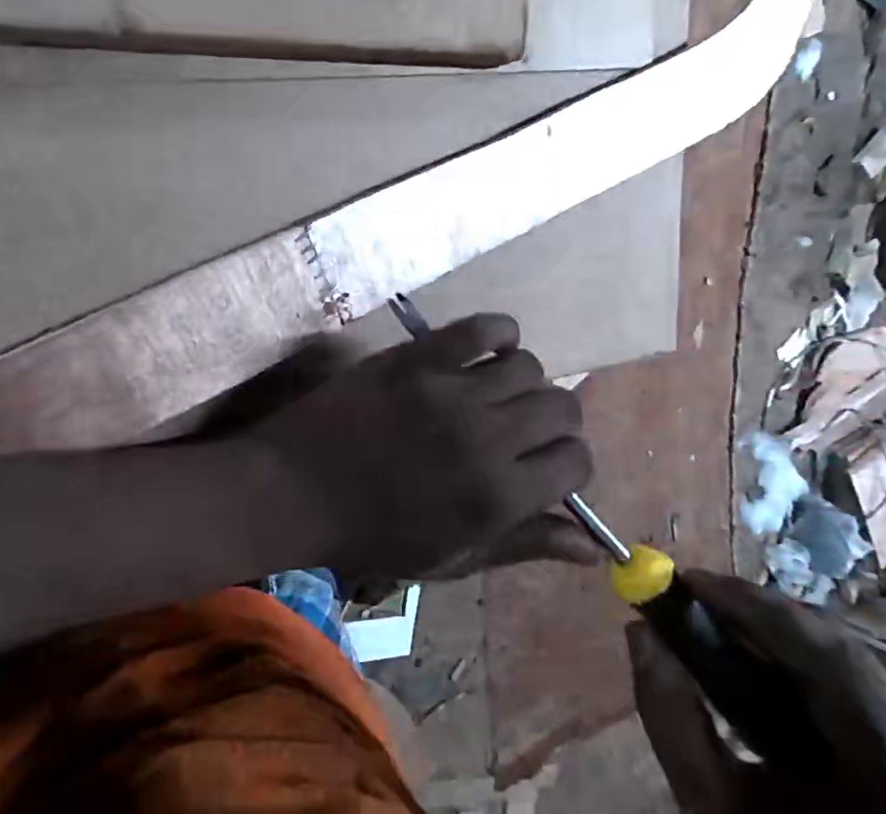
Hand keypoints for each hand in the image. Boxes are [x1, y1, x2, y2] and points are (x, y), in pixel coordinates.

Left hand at [252, 312, 599, 581]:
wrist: (293, 489)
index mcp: (499, 496)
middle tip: (518, 428)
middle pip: (560, 408)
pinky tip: (485, 350)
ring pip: (528, 367)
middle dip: (552, 421)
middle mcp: (487, 438)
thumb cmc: (367, 534)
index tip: (540, 464)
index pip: (575, 462)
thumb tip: (592, 548)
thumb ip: (521, 545)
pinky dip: (497, 333)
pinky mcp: (415, 358)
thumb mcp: (448, 558)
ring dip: (522, 381)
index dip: (565, 464)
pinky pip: (481, 328)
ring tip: (493, 392)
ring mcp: (450, 391)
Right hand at [628, 571, 885, 813]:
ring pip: (845, 661)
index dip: (751, 604)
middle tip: (689, 599)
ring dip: (773, 636)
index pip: (826, 653)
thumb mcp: (714, 802)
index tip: (684, 579)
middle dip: (755, 614)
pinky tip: (752, 670)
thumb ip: (671, 717)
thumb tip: (641, 631)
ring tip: (711, 627)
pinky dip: (795, 664)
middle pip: (838, 649)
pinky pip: (854, 685)